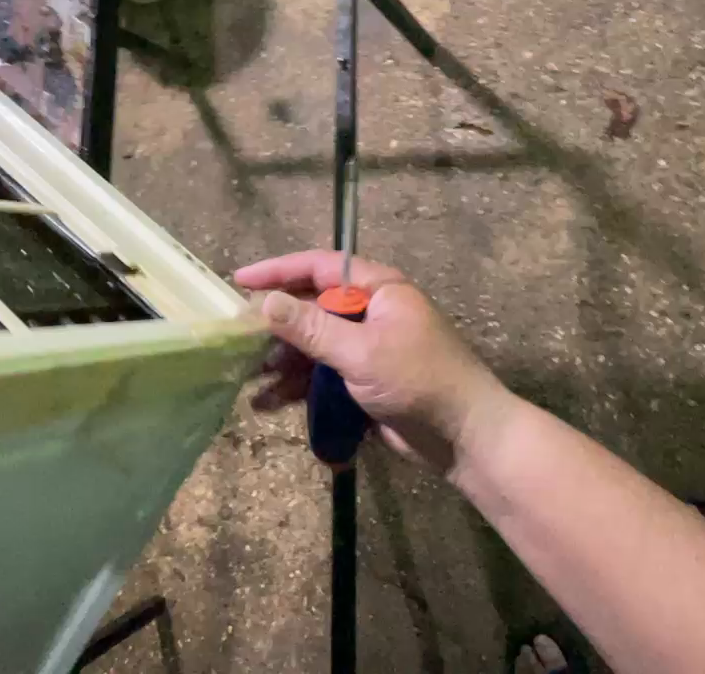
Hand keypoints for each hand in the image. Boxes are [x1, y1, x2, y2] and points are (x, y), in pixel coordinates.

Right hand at [235, 250, 513, 471]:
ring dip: (283, 361)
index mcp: (378, 288)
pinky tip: (270, 403)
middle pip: (312, 306)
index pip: (319, 266)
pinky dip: (299, 386)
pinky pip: (324, 375)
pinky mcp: (365, 380)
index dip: (278, 271)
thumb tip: (266, 302)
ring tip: (248, 378)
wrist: (466, 438)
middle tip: (238, 338)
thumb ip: (312, 327)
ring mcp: (368, 347)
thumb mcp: (361, 351)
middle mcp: (371, 310)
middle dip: (276, 325)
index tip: (239, 280)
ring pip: (314, 345)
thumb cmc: (419, 381)